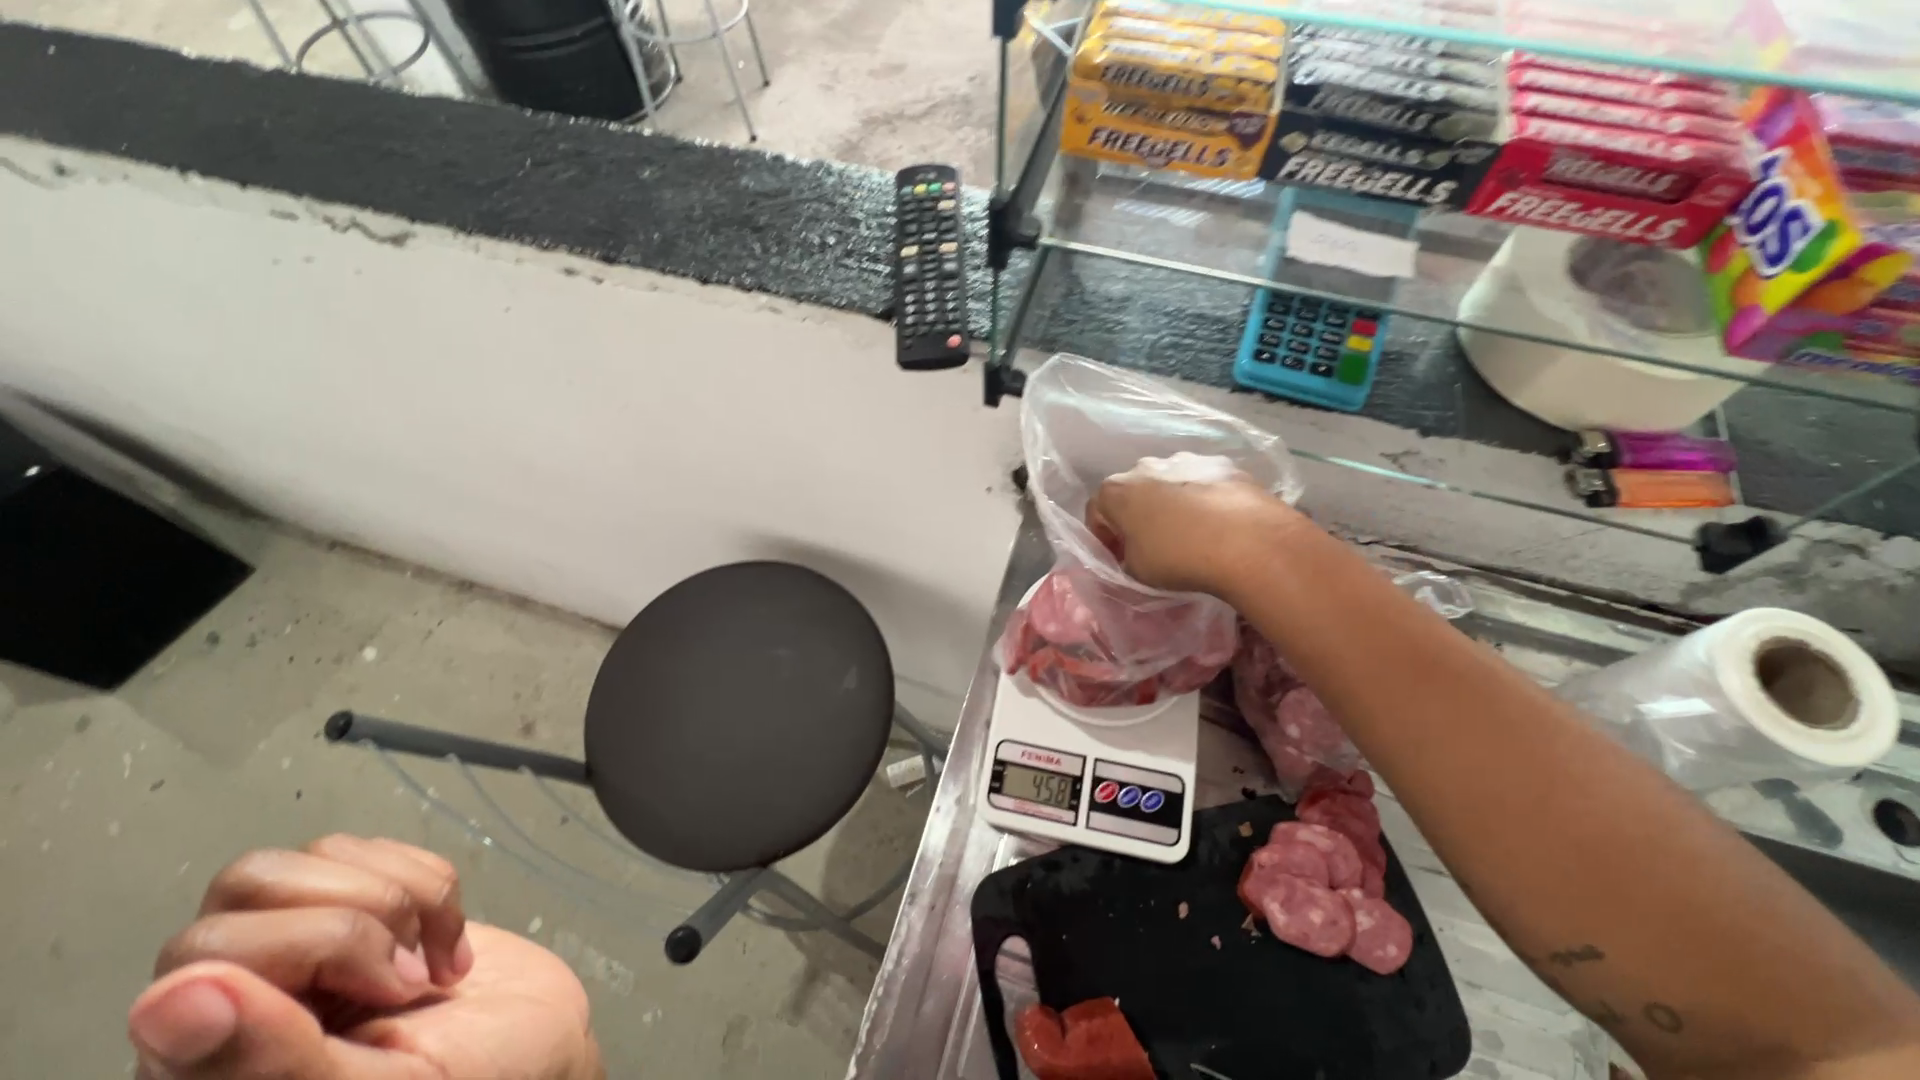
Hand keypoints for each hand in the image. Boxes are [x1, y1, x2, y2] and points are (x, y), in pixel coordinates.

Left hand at [129, 835, 599, 1079]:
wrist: (541, 1046)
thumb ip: (270, 1062)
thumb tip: (168, 998)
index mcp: (211, 1058)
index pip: (205, 949)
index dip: (318, 949)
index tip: (392, 997)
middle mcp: (239, 992)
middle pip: (250, 881)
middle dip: (361, 917)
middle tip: (412, 979)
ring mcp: (300, 940)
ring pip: (314, 854)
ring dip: (403, 897)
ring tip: (431, 961)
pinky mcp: (361, 899)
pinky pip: (375, 849)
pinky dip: (433, 886)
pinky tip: (444, 940)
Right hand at [1087, 453, 1302, 597]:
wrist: (1248, 541)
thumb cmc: (1177, 558)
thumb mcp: (1136, 573)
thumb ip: (1124, 560)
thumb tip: (1132, 555)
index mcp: (1117, 490)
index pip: (1096, 512)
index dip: (1103, 538)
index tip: (1118, 559)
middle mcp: (1146, 466)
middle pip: (1133, 492)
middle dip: (1137, 517)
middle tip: (1151, 547)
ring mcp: (1187, 460)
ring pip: (1169, 484)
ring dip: (1171, 505)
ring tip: (1190, 536)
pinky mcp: (1223, 465)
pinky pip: (1203, 484)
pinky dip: (1204, 500)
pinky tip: (1219, 526)